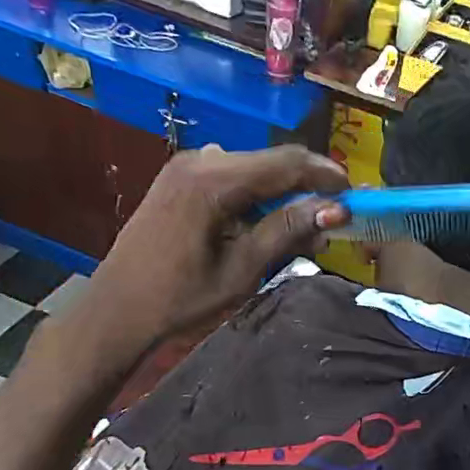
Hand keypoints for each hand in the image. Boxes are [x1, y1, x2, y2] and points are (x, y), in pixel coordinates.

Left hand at [84, 146, 346, 352]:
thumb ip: (287, 232)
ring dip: (281, 193)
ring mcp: (185, 166)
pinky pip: (230, 176)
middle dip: (306, 186)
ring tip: (299, 229)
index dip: (325, 175)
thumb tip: (335, 209)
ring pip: (252, 169)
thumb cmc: (179, 299)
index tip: (353, 195)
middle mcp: (200, 161)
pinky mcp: (178, 178)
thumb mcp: (241, 270)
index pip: (286, 163)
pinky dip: (255, 195)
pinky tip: (261, 224)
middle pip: (270, 162)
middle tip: (331, 218)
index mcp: (212, 181)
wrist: (117, 309)